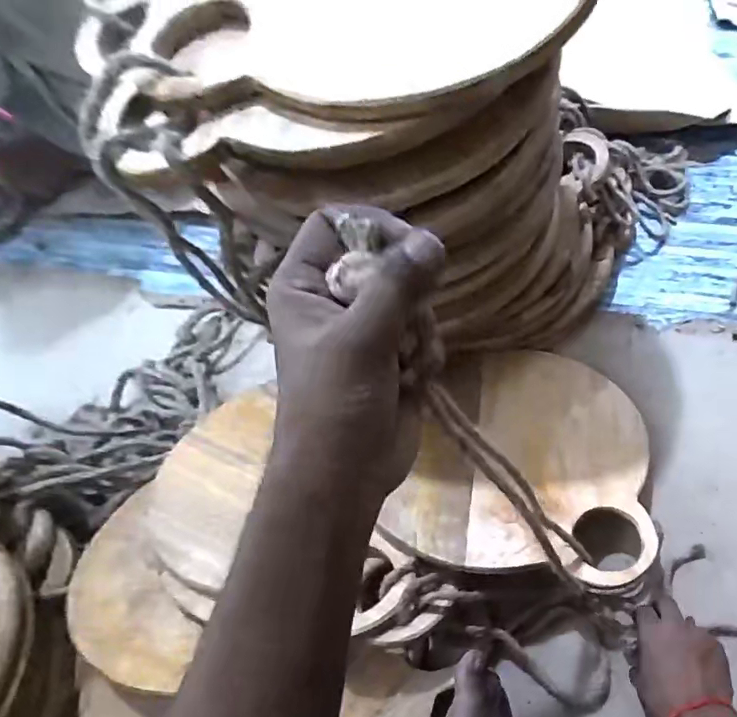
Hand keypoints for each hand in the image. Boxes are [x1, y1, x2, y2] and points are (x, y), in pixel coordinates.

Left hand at [265, 205, 443, 495]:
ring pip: (415, 306)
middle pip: (388, 267)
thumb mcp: (363, 338)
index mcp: (304, 283)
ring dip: (421, 336)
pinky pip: (426, 338)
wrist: (348, 471)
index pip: (337, 226)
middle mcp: (335, 301)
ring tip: (405, 368)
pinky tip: (414, 383)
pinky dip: (427, 358)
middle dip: (409, 301)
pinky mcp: (396, 361)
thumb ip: (397, 286)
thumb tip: (433, 241)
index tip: (413, 250)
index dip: (376, 230)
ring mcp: (368, 332)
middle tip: (404, 329)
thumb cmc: (336, 403)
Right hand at [633, 592, 734, 716]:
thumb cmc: (662, 700)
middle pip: (667, 602)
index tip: (640, 624)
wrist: (699, 715)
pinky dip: (699, 646)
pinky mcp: (717, 644)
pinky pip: (704, 639)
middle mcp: (677, 625)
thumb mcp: (641, 682)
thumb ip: (639, 661)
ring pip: (688, 623)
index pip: (643, 610)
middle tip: (659, 624)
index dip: (641, 616)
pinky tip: (699, 663)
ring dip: (683, 631)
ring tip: (683, 650)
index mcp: (653, 632)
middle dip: (661, 608)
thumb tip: (638, 654)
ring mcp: (700, 632)